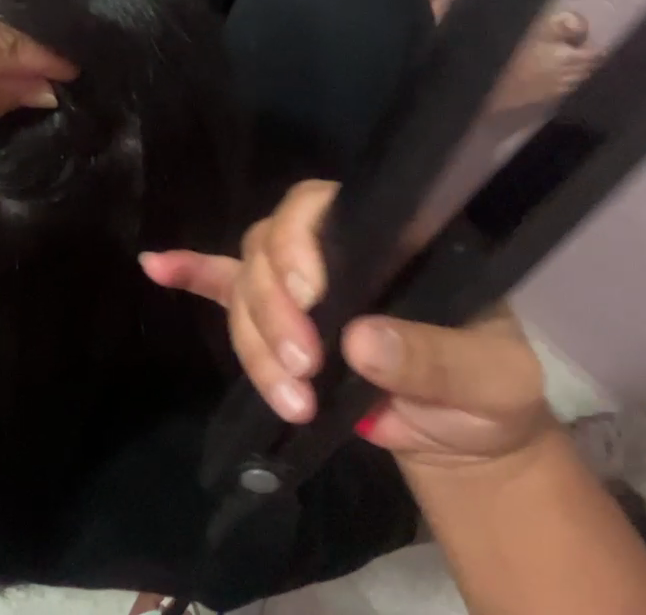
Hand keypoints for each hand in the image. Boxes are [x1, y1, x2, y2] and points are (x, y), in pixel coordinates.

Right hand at [139, 180, 554, 470]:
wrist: (463, 437)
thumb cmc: (490, 393)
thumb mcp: (490, 379)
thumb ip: (435, 359)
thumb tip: (359, 341)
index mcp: (386, 240)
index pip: (322, 208)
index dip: (299, 241)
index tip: (309, 297)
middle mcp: (332, 251)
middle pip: (267, 250)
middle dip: (272, 310)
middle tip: (304, 368)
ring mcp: (300, 285)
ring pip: (244, 288)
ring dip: (252, 340)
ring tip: (289, 397)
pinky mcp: (277, 322)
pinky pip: (222, 288)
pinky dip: (191, 276)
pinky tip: (155, 267)